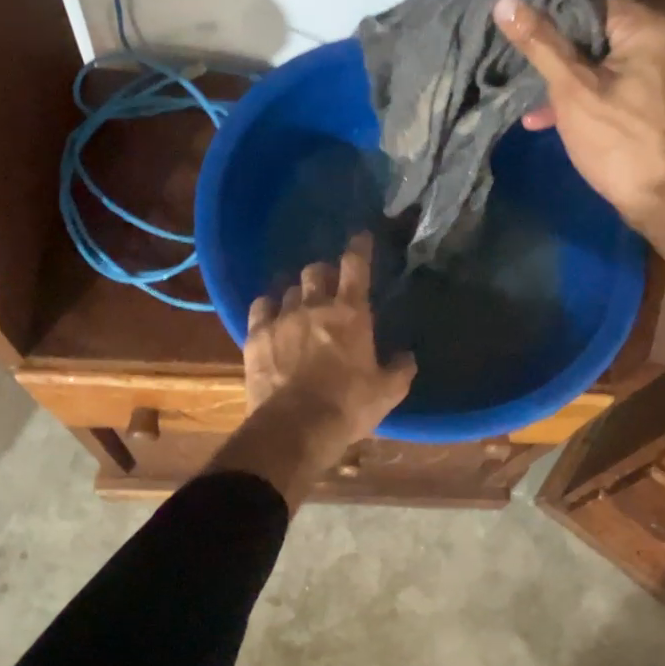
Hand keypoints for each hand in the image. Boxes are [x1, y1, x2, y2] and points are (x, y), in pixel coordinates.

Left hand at [244, 234, 416, 442]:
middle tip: (328, 286)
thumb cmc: (348, 407)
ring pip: (287, 290)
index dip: (359, 247)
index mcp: (351, 313)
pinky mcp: (256, 336)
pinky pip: (260, 307)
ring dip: (297, 295)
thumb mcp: (387, 392)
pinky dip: (268, 308)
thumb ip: (400, 369)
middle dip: (323, 274)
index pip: (355, 266)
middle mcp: (314, 306)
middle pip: (315, 271)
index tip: (361, 237)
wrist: (295, 428)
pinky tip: (271, 318)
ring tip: (299, 308)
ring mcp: (281, 318)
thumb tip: (408, 356)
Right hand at [493, 0, 664, 221]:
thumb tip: (505, 2)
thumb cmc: (620, 141)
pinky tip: (539, 115)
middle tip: (504, 43)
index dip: (544, 1)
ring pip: (594, 58)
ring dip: (557, 72)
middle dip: (547, 40)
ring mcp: (653, 72)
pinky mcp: (646, 100)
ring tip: (515, 78)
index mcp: (645, 27)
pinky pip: (603, 83)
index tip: (506, 10)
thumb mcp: (573, 90)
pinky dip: (576, 94)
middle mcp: (655, 40)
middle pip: (590, 27)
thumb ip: (540, 43)